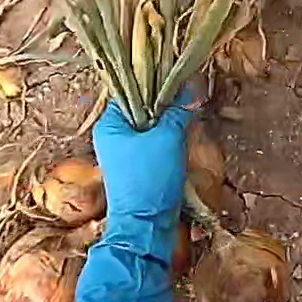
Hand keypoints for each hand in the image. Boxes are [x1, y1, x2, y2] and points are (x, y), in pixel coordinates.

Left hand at [74, 97, 197, 301]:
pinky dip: (169, 137)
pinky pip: (154, 142)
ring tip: (189, 113)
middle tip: (187, 96)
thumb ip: (179, 110)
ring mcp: (124, 153)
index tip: (177, 77)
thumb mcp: (168, 138)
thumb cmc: (150, 178)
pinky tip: (185, 134)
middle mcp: (112, 137)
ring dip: (170, 121)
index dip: (153, 82)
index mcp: (109, 125)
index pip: (130, 91)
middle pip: (141, 108)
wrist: (147, 225)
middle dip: (166, 103)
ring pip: (151, 125)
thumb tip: (192, 84)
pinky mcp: (138, 166)